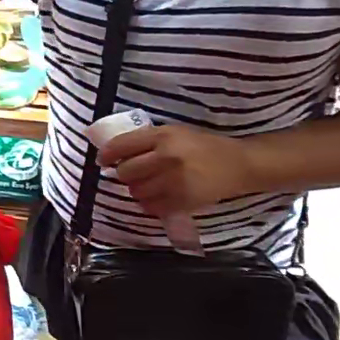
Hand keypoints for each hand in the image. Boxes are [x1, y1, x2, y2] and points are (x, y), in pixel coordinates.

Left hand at [97, 125, 258, 214]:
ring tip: (150, 185)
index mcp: (163, 136)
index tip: (102, 160)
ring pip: (136, 191)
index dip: (107, 155)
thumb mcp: (177, 133)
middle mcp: (165, 157)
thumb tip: (116, 154)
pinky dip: (150, 203)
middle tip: (133, 173)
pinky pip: (150, 207)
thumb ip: (149, 141)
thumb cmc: (204, 146)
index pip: (122, 145)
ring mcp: (173, 181)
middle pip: (125, 172)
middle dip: (125, 174)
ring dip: (138, 190)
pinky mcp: (180, 201)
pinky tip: (160, 196)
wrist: (237, 165)